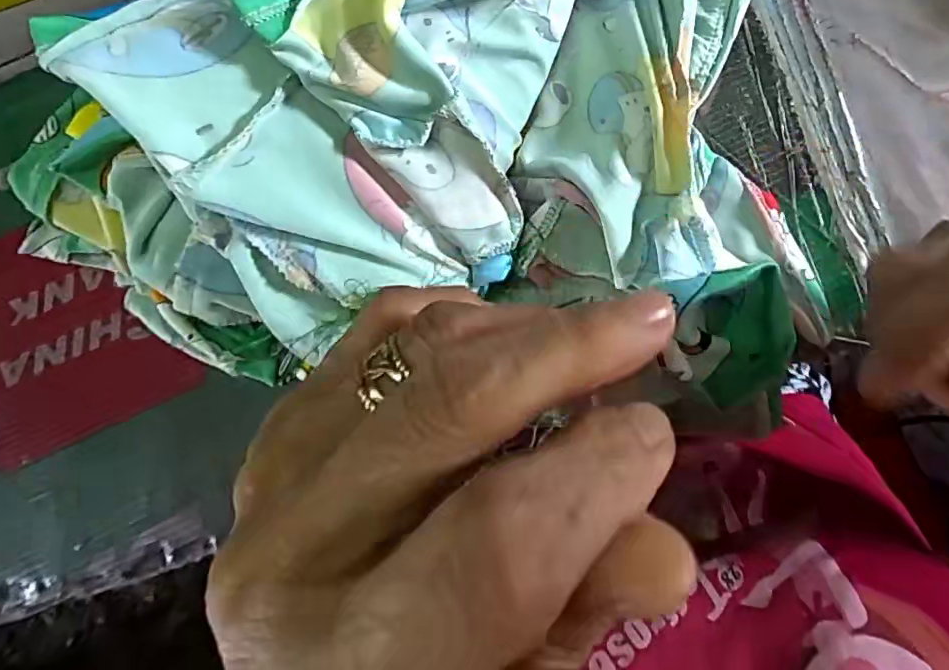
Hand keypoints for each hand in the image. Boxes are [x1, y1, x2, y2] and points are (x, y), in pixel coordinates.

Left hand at [207, 287, 698, 669]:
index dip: (595, 471)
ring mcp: (284, 461)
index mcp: (363, 654)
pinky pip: (381, 324)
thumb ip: (580, 610)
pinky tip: (498, 330)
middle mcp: (302, 544)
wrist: (313, 653)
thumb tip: (664, 546)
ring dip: (521, 325)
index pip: (499, 536)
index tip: (657, 429)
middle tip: (648, 320)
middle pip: (453, 405)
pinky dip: (454, 312)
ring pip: (420, 346)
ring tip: (586, 330)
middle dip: (568, 350)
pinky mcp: (287, 409)